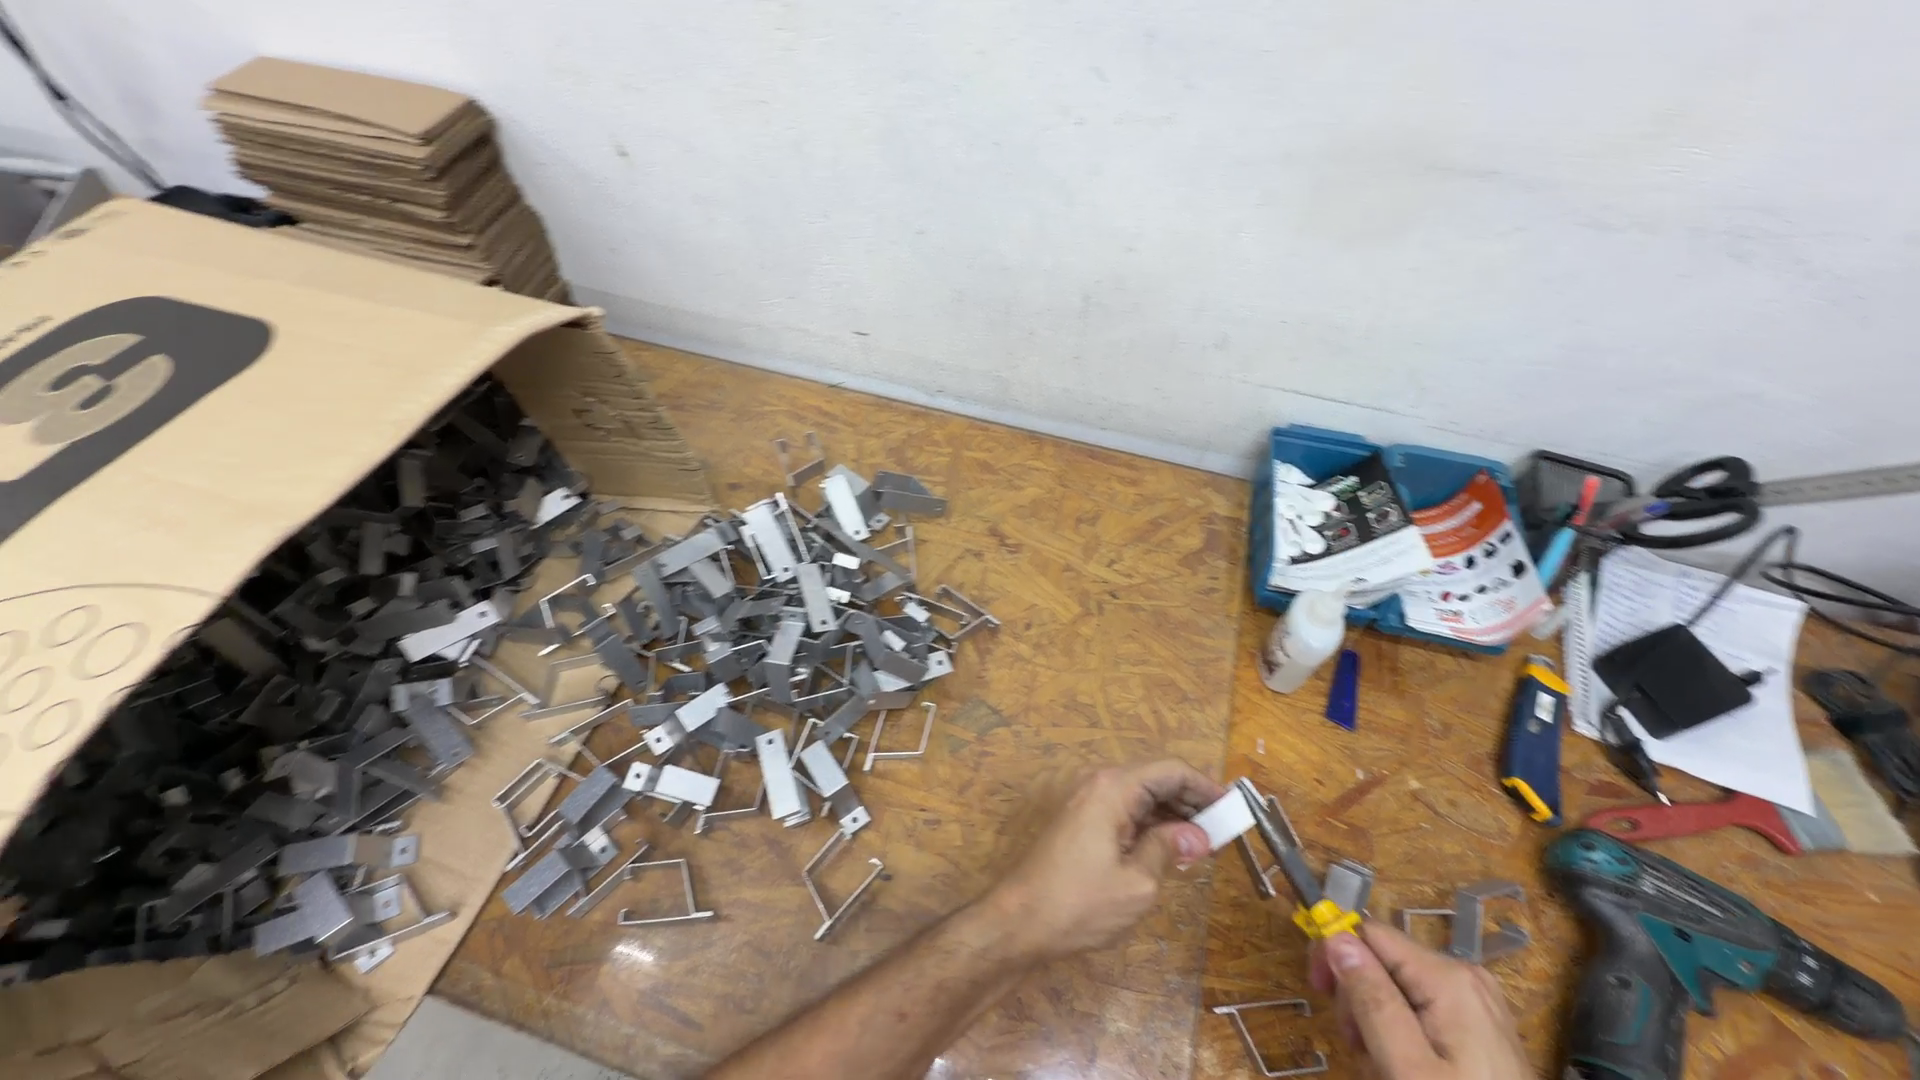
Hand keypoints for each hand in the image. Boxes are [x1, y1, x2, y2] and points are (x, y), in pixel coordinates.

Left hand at [978, 760, 1224, 961]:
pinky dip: (1151, 827)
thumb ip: (1169, 849)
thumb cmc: (1080, 902)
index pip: (1171, 770)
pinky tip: (1170, 852)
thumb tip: (1199, 835)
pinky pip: (1125, 813)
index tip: (1235, 809)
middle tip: (1224, 834)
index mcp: (1114, 788)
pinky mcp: (1081, 823)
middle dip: (1192, 803)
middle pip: (1157, 780)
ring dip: (1173, 817)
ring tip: (1203, 847)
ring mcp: (1087, 803)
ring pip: (1142, 798)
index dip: (1206, 787)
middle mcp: (1100, 785)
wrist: (1019, 922)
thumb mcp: (1137, 882)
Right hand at [1309, 922, 1530, 1079]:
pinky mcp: (1480, 1024)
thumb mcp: (1406, 1067)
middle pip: (1383, 959)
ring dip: (1376, 1020)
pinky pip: (1422, 1008)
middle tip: (1357, 1049)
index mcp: (1446, 977)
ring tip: (1383, 1067)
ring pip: (1398, 986)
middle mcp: (1464, 975)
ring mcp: (1476, 1000)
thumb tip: (1336, 937)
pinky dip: (1402, 1032)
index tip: (1319, 996)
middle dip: (1358, 998)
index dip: (1335, 956)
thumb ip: (1371, 999)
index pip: (1369, 933)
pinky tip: (1406, 1066)